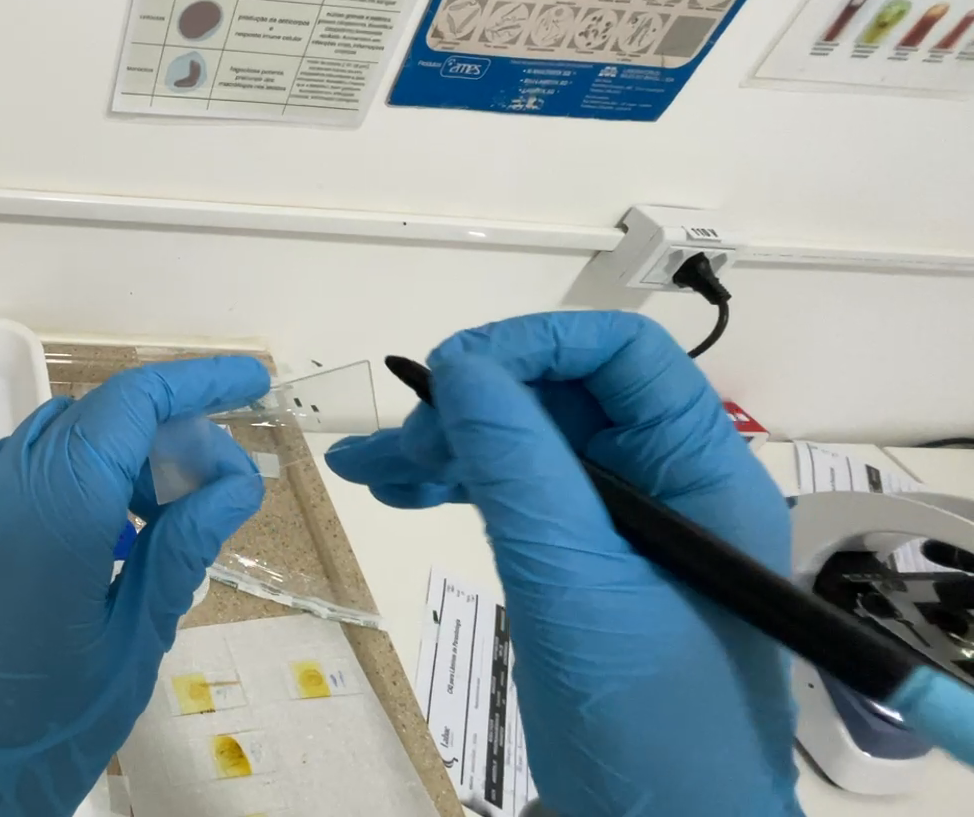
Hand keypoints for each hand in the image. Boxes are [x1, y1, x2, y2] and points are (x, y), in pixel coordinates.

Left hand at [0, 357, 270, 814]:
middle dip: (166, 426)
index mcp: (56, 507)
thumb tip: (236, 482)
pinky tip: (104, 521)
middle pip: (99, 412)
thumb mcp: (136, 636)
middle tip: (212, 479)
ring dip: (121, 447)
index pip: (130, 402)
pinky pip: (27, 460)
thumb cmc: (51, 718)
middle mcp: (6, 480)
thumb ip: (184, 545)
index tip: (251, 382)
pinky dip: (78, 466)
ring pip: (63, 430)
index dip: (195, 380)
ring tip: (161, 510)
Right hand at [326, 312, 799, 815]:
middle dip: (464, 408)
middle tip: (404, 449)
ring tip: (363, 468)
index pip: (619, 354)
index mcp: (690, 470)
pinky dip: (440, 482)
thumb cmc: (638, 710)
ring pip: (509, 438)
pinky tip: (390, 491)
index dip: (534, 343)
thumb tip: (458, 363)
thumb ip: (515, 459)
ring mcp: (606, 512)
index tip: (451, 372)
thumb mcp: (570, 574)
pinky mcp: (566, 546)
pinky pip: (497, 485)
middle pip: (547, 392)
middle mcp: (652, 477)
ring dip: (434, 445)